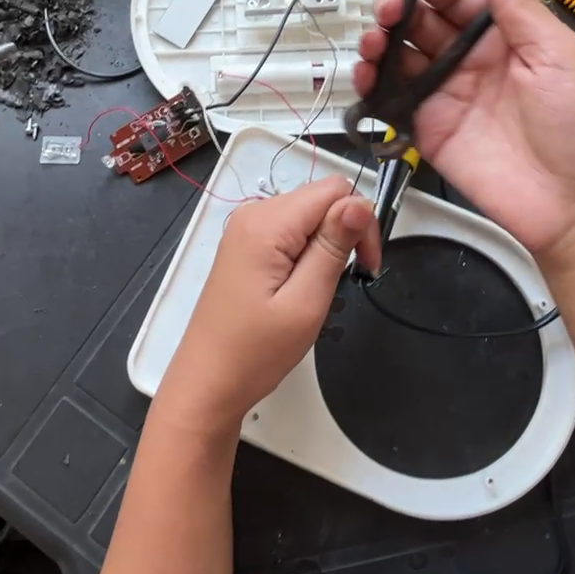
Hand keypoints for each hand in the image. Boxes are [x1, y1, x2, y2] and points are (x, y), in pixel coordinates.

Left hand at [154, 178, 380, 438]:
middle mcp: (254, 214)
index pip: (334, 190)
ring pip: (308, 215)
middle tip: (350, 282)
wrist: (207, 383)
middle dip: (346, 233)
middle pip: (321, 199)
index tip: (367, 266)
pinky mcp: (245, 246)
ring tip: (321, 291)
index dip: (361, 222)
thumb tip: (360, 203)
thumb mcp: (306, 302)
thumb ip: (334, 247)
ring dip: (327, 245)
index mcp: (267, 223)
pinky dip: (308, 252)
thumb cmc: (256, 352)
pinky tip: (302, 286)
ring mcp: (246, 229)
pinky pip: (290, 231)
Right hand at [352, 0, 574, 261]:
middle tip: (391, 10)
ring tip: (374, 42)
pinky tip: (367, 74)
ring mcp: (445, 95)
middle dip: (401, 8)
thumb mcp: (559, 56)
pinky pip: (390, 100)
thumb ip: (519, 8)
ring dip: (380, 41)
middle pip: (422, 22)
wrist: (574, 204)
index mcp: (505, 37)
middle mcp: (470, 61)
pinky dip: (371, 85)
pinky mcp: (426, 129)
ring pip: (400, 56)